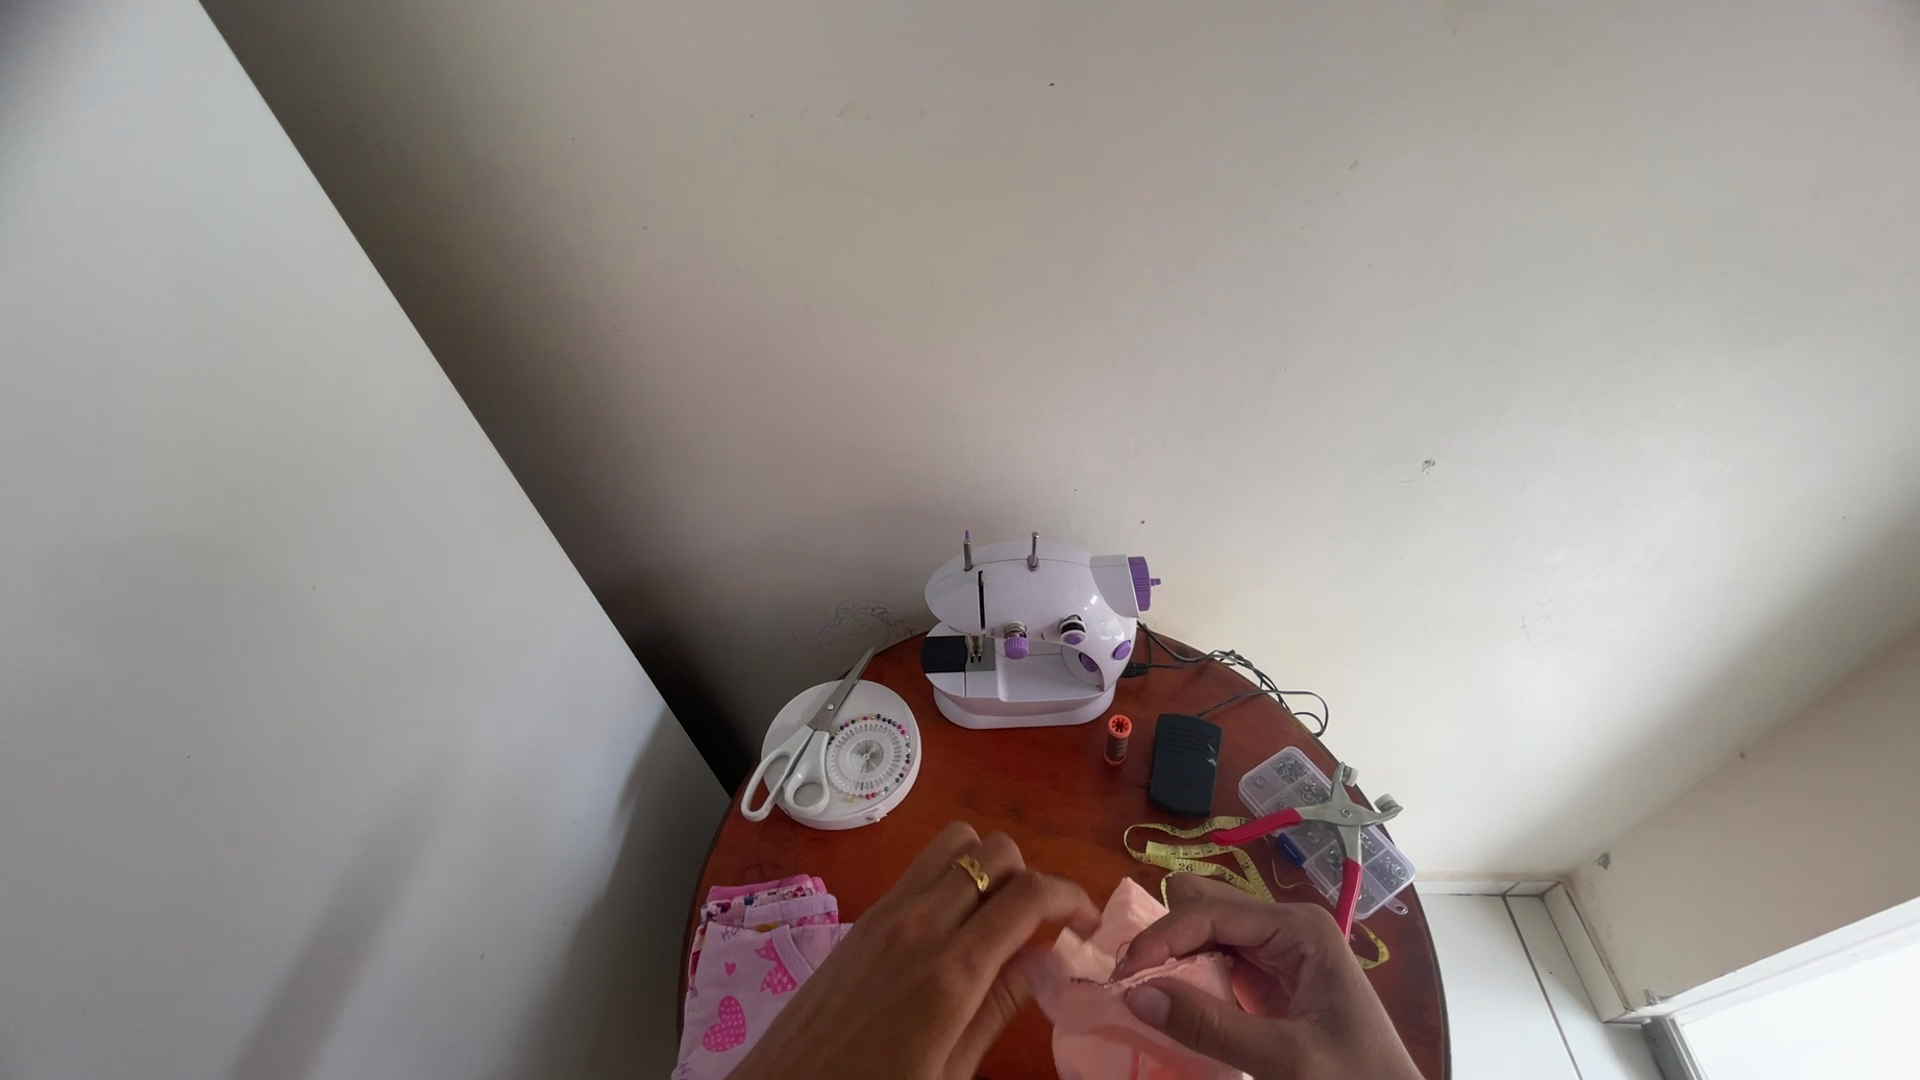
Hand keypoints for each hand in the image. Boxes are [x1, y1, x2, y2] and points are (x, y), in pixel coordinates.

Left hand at [727, 822, 1099, 1079]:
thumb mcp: (950, 1072)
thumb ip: (1000, 1006)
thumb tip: (1045, 958)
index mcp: (951, 971)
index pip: (1028, 895)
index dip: (1070, 897)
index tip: (1088, 924)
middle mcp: (921, 921)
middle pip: (995, 850)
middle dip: (1031, 877)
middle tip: (1039, 926)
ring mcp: (889, 909)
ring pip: (957, 841)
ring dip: (988, 864)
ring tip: (997, 914)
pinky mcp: (868, 912)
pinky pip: (923, 865)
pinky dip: (953, 873)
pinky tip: (955, 922)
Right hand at [1110, 874, 1421, 1079]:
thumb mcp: (1287, 1062)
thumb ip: (1211, 1027)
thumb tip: (1135, 996)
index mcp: (1296, 927)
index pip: (1209, 911)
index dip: (1162, 937)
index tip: (1124, 975)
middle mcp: (1282, 924)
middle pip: (1203, 903)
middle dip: (1165, 936)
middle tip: (1136, 981)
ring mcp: (1275, 947)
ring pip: (1203, 927)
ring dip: (1172, 954)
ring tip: (1148, 992)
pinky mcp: (1267, 975)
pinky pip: (1213, 957)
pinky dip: (1187, 975)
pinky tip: (1174, 1002)